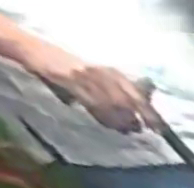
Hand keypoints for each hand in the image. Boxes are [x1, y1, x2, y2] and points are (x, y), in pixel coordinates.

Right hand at [21, 44, 153, 132]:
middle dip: (135, 120)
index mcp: (115, 74)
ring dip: (120, 122)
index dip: (152, 116)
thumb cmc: (74, 67)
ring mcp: (87, 78)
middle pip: (128, 104)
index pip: (141, 97)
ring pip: (112, 107)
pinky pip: (91, 104)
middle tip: (137, 130)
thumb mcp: (105, 75)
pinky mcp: (69, 81)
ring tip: (123, 129)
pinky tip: (107, 124)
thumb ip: (128, 89)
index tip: (160, 131)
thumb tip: (150, 101)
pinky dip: (102, 117)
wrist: (33, 49)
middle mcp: (104, 74)